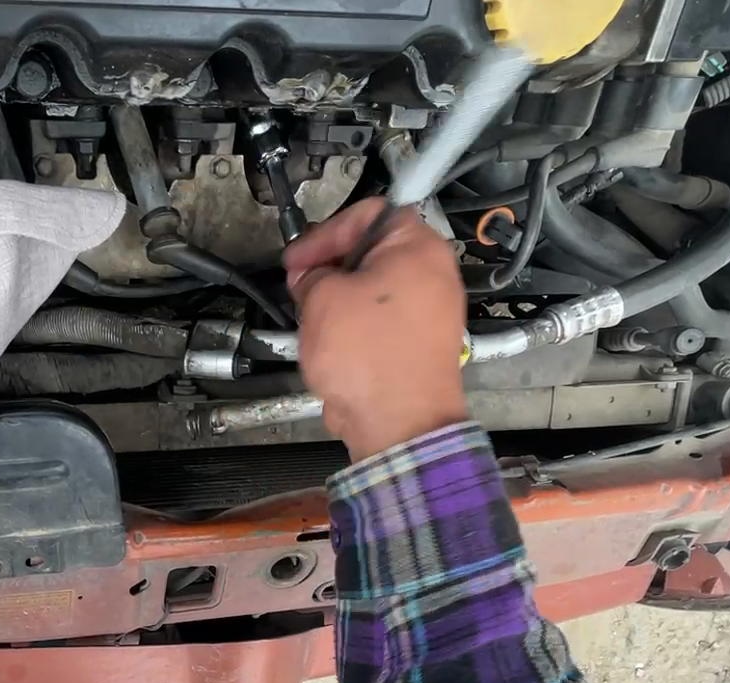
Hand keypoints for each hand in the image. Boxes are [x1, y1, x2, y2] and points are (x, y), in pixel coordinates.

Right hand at [283, 197, 469, 461]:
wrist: (396, 420)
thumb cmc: (368, 356)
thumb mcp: (322, 299)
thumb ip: (311, 276)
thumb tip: (310, 278)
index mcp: (418, 248)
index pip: (367, 215)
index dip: (324, 234)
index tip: (297, 259)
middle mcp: (433, 276)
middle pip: (371, 254)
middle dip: (329, 269)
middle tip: (299, 287)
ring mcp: (428, 313)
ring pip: (373, 291)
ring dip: (338, 302)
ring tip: (312, 321)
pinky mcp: (417, 346)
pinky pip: (380, 324)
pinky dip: (353, 329)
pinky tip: (331, 346)